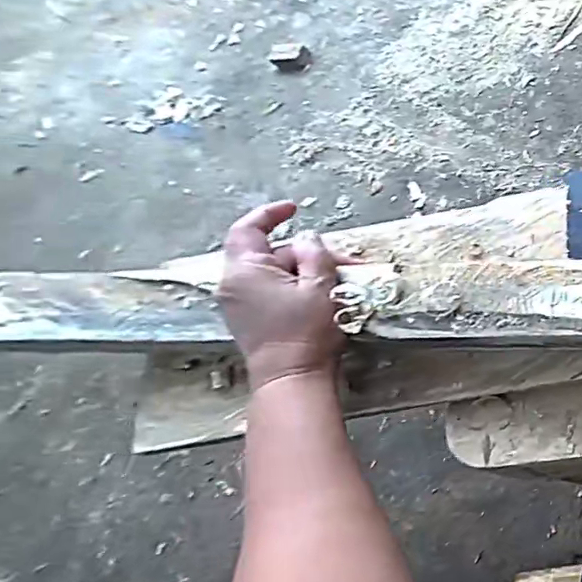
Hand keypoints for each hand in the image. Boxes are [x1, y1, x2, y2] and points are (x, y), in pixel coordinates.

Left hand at [219, 201, 346, 388]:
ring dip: (307, 271)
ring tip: (342, 281)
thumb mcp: (320, 287)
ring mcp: (238, 301)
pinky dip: (297, 284)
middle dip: (309, 254)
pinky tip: (323, 293)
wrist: (292, 374)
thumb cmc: (307, 329)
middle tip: (348, 263)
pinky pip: (272, 288)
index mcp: (245, 271)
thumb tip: (308, 239)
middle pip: (272, 253)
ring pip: (275, 272)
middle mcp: (233, 283)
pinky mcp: (249, 316)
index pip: (248, 230)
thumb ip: (315, 256)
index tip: (295, 207)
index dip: (270, 214)